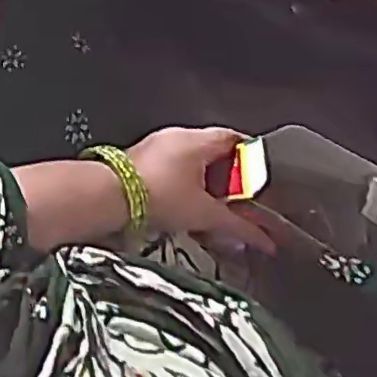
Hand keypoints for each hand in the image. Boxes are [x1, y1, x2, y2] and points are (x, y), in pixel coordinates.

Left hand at [128, 127, 274, 253]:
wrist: (112, 195)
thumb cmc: (158, 196)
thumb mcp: (206, 214)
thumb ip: (240, 227)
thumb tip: (265, 240)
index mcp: (195, 140)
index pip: (233, 138)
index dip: (253, 158)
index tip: (264, 180)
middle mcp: (175, 136)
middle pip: (214, 150)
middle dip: (231, 177)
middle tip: (244, 202)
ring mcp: (158, 146)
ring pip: (194, 160)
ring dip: (209, 183)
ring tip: (218, 210)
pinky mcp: (145, 158)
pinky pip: (175, 166)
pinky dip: (189, 183)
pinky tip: (191, 207)